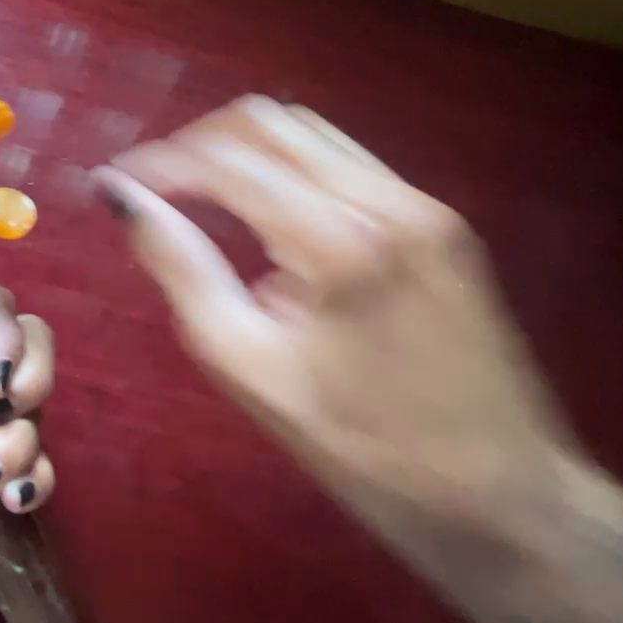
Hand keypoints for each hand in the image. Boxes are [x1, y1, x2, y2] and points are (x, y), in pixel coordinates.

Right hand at [96, 97, 577, 560]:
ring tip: (199, 196)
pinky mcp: (440, 218)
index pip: (224, 161)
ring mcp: (422, 202)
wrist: (510, 500)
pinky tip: (264, 212)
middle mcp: (385, 199)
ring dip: (240, 150)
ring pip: (306, 131)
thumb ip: (180, 267)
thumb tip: (121, 196)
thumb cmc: (363, 448)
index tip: (113, 183)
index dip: (157, 164)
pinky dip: (286, 168)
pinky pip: (342, 161)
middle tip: (156, 190)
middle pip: (265, 122)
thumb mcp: (248, 366)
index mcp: (338, 241)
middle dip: (195, 144)